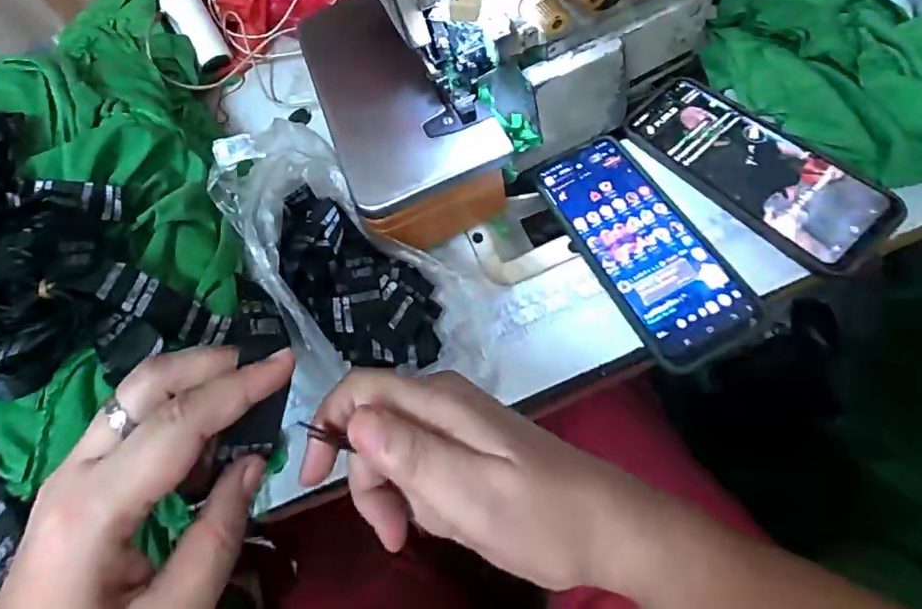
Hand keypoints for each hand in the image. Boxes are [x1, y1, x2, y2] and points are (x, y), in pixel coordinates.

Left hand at [0, 346, 294, 608]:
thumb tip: (252, 463)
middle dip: (208, 363)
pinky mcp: (71, 483)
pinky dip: (170, 409)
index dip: (238, 388)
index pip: (179, 422)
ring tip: (240, 391)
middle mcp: (73, 471)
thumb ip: (216, 539)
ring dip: (189, 380)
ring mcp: (67, 472)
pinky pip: (125, 423)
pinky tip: (202, 434)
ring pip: (132, 395)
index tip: (284, 362)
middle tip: (259, 363)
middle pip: (146, 386)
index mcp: (93, 507)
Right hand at [297, 370, 685, 594]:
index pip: (362, 388)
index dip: (328, 423)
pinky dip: (422, 497)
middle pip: (373, 424)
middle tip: (392, 534)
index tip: (314, 479)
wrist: (607, 528)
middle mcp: (441, 401)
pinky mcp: (465, 446)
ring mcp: (455, 422)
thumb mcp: (472, 495)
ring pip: (394, 449)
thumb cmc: (542, 516)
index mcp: (439, 401)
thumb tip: (356, 419)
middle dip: (370, 479)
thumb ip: (412, 454)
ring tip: (432, 531)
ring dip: (397, 494)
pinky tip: (451, 519)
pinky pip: (421, 466)